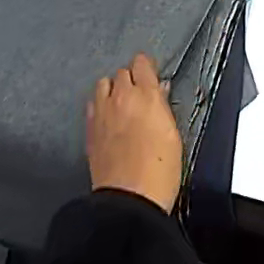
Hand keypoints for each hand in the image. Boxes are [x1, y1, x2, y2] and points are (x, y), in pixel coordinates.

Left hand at [85, 53, 182, 211]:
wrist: (130, 199)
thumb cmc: (160, 170)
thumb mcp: (173, 134)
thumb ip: (163, 107)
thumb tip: (159, 91)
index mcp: (146, 96)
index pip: (141, 64)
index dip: (147, 67)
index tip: (151, 74)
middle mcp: (121, 99)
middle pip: (121, 72)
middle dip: (131, 79)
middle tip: (140, 93)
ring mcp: (102, 113)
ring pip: (103, 84)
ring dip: (112, 88)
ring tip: (121, 102)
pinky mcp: (89, 130)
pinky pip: (92, 104)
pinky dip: (100, 105)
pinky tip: (108, 117)